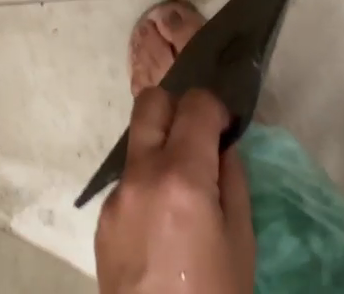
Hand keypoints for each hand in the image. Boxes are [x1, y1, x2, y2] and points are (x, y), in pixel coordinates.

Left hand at [95, 88, 254, 293]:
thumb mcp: (241, 239)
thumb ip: (232, 180)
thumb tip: (221, 147)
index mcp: (182, 176)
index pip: (195, 104)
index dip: (215, 107)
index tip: (226, 128)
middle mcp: (141, 175)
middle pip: (149, 103)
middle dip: (177, 107)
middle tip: (199, 139)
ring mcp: (115, 197)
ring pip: (137, 144)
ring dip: (160, 147)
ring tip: (183, 189)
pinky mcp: (102, 221)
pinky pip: (128, 182)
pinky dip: (148, 183)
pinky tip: (163, 223)